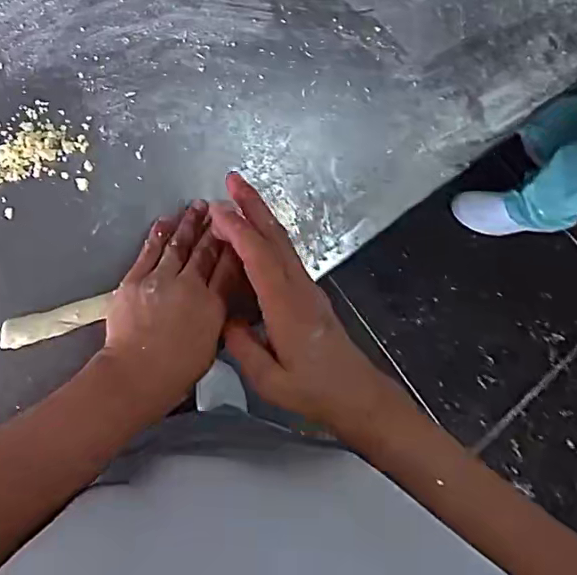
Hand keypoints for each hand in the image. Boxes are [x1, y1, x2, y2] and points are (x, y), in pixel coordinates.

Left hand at [94, 202, 229, 418]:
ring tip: (196, 207)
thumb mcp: (210, 346)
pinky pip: (150, 250)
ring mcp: (160, 279)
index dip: (232, 247)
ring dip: (188, 224)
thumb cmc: (175, 371)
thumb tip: (217, 299)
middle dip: (212, 229)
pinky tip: (166, 221)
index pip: (227, 269)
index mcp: (212, 307)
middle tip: (218, 210)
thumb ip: (215, 317)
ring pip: (178, 244)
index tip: (236, 231)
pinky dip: (159, 233)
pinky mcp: (135, 278)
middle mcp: (189, 286)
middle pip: (204, 252)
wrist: (136, 372)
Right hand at [209, 173, 413, 445]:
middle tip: (232, 178)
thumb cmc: (315, 392)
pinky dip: (265, 231)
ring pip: (280, 240)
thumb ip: (241, 345)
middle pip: (274, 236)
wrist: (360, 398)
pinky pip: (282, 251)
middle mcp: (297, 287)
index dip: (237, 231)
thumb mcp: (269, 380)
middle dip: (252, 204)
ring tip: (238, 193)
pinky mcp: (307, 291)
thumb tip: (223, 316)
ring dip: (259, 212)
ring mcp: (305, 286)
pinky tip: (253, 230)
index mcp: (285, 306)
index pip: (259, 258)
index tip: (216, 210)